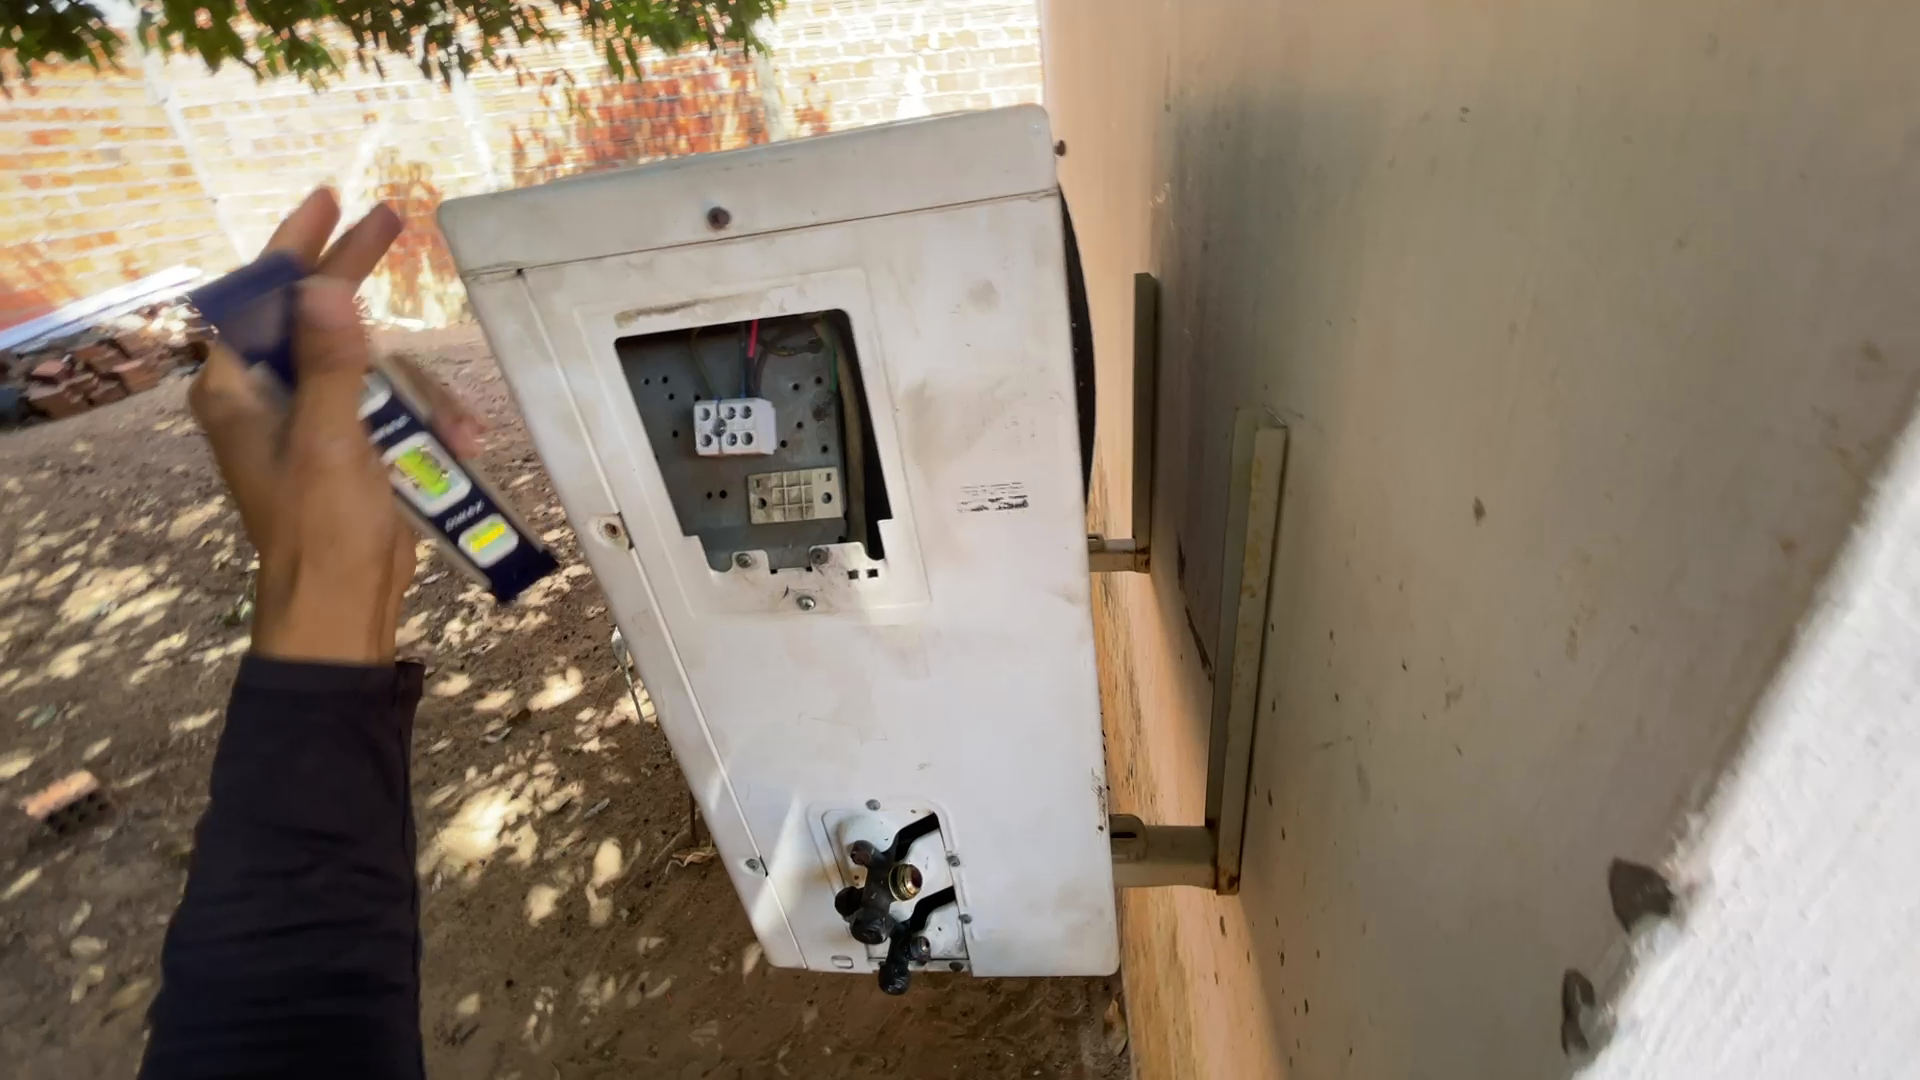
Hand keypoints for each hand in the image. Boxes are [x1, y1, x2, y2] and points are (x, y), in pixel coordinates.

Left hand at [190, 188, 482, 665]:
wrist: (344, 598)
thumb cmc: (323, 526)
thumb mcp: (332, 444)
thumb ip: (331, 367)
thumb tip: (329, 291)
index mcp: (242, 389)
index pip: (267, 298)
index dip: (298, 246)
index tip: (331, 201)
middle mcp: (277, 397)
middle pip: (329, 326)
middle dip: (370, 301)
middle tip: (394, 229)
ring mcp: (325, 423)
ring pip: (381, 374)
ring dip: (429, 398)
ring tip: (463, 438)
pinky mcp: (363, 448)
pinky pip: (402, 414)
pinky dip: (435, 427)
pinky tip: (464, 450)